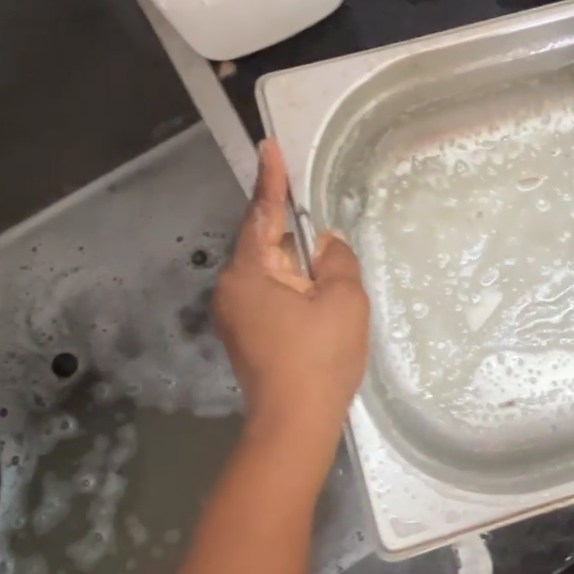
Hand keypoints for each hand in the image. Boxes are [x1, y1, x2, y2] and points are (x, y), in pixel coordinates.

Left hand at [214, 141, 370, 465]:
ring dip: (296, 269)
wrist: (294, 426)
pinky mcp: (244, 337)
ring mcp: (233, 316)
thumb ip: (336, 260)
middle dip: (293, 236)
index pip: (262, 213)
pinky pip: (269, 297)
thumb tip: (324, 244)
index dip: (271, 179)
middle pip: (265, 246)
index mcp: (249, 272)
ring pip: (269, 274)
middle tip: (321, 233)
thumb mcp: (343, 301)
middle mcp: (231, 289)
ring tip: (326, 284)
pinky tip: (315, 305)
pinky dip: (291, 291)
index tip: (269, 146)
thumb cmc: (319, 358)